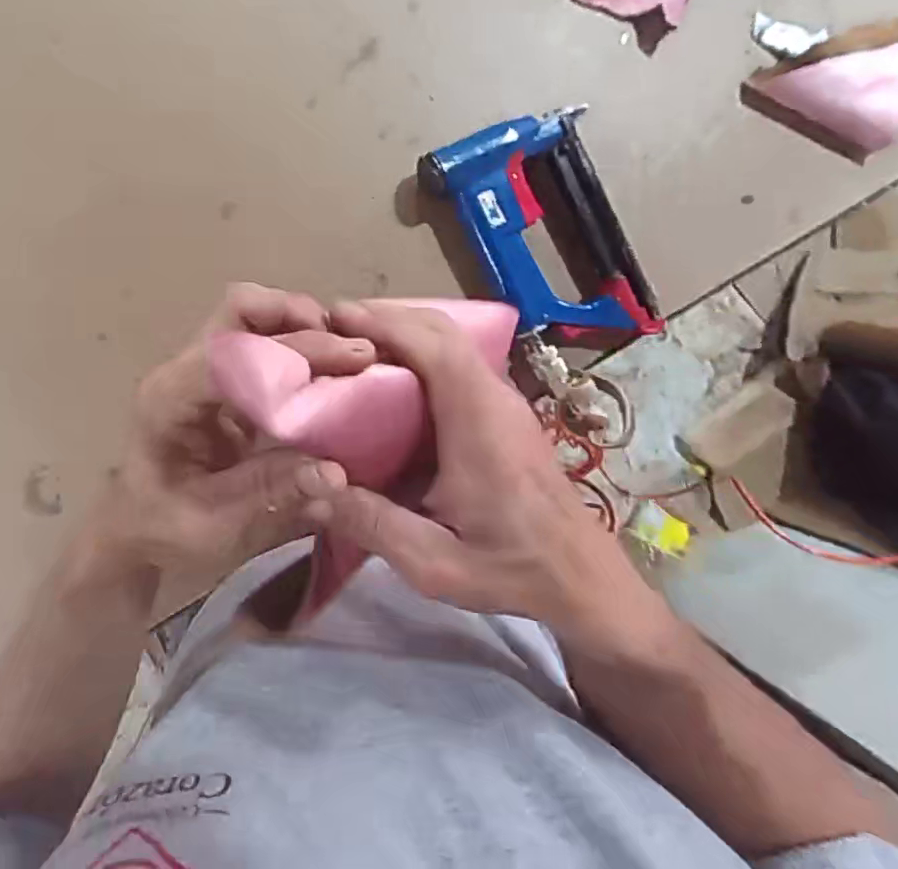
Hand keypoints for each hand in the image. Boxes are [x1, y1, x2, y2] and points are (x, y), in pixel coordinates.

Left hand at [81, 284, 371, 583]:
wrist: (137, 528)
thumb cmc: (163, 529)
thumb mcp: (214, 527)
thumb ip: (271, 496)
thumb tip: (337, 473)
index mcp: (170, 398)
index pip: (234, 353)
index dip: (291, 350)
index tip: (349, 365)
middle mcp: (186, 370)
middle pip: (241, 310)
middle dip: (300, 318)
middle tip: (353, 353)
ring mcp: (204, 370)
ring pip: (255, 317)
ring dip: (304, 326)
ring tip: (351, 358)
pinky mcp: (225, 380)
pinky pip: (264, 343)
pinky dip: (302, 346)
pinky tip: (334, 373)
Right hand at [309, 301, 679, 658]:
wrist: (584, 580)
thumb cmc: (513, 570)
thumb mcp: (435, 563)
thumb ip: (373, 524)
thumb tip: (312, 488)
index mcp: (479, 422)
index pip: (433, 346)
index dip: (384, 322)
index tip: (335, 316)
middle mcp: (495, 398)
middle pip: (442, 330)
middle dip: (387, 316)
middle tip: (333, 325)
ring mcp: (503, 402)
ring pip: (451, 342)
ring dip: (403, 330)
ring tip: (353, 342)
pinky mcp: (502, 413)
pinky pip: (456, 362)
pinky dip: (418, 350)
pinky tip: (388, 374)